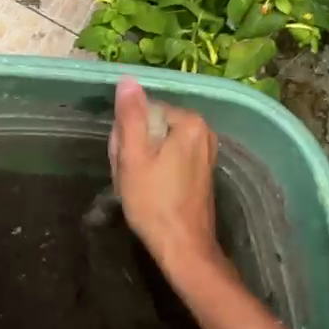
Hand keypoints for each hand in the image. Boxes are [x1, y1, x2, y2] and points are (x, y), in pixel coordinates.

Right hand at [111, 76, 222, 273]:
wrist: (183, 249)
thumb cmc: (154, 202)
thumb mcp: (133, 156)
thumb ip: (131, 115)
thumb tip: (128, 79)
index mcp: (189, 122)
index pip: (142, 110)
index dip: (126, 134)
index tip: (124, 159)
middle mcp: (202, 131)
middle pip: (151, 125)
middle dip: (134, 146)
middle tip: (128, 173)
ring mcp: (204, 152)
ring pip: (157, 142)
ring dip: (140, 159)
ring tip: (136, 184)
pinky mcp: (201, 170)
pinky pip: (169, 156)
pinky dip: (155, 168)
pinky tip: (148, 189)